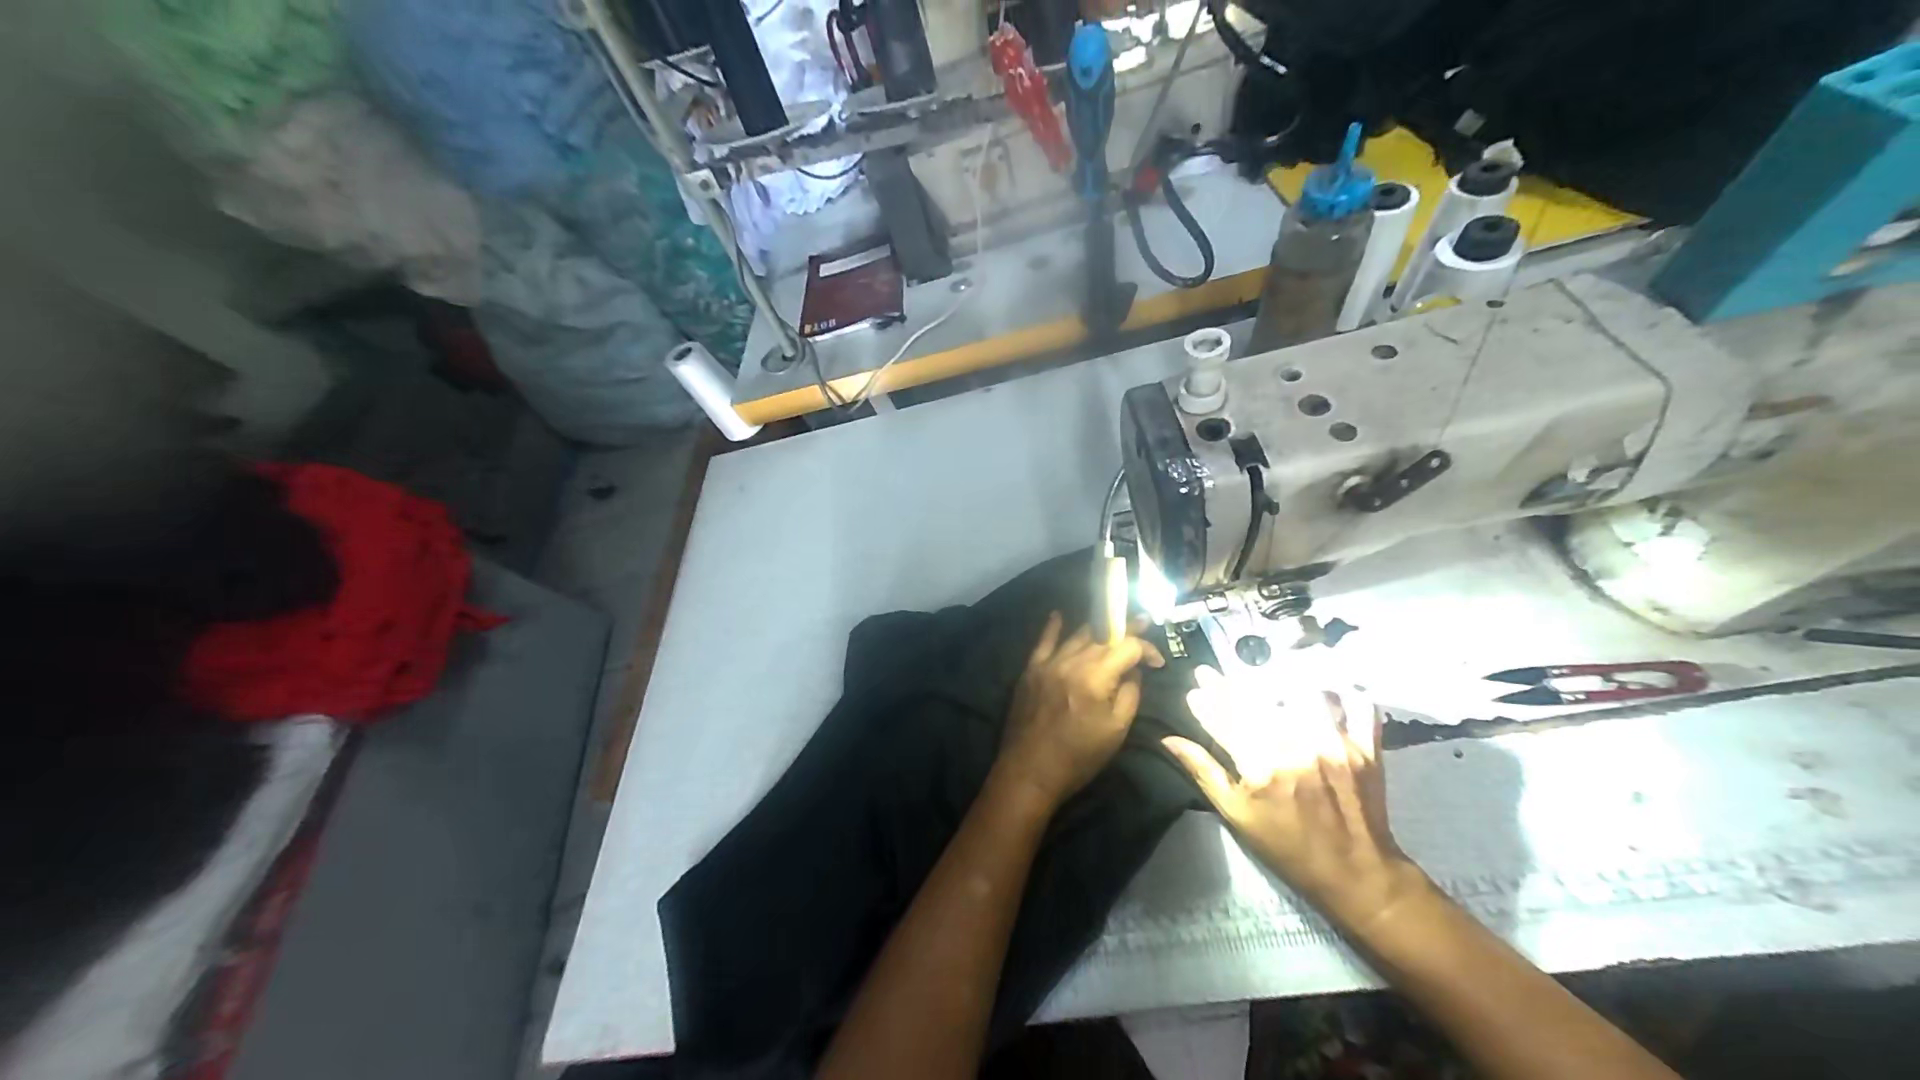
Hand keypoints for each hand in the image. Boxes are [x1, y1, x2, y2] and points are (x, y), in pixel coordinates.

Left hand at [995, 612, 1165, 807]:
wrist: (1029, 772)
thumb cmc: (1079, 757)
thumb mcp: (1116, 730)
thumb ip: (1130, 694)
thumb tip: (1134, 670)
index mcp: (1096, 676)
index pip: (1128, 646)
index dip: (1147, 648)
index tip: (1158, 662)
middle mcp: (1071, 662)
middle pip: (1103, 635)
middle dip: (1125, 630)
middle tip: (1142, 623)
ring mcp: (1048, 664)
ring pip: (1077, 636)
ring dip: (1097, 630)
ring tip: (1113, 622)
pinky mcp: (1030, 671)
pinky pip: (1043, 643)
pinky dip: (1052, 627)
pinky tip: (1058, 614)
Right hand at [1162, 669, 1427, 930]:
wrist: (1355, 872)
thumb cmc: (1286, 845)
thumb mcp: (1236, 814)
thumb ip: (1204, 772)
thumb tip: (1169, 740)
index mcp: (1261, 768)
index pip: (1224, 719)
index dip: (1206, 700)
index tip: (1195, 686)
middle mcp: (1296, 748)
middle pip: (1257, 699)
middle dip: (1230, 684)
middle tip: (1215, 675)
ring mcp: (1333, 744)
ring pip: (1300, 691)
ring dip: (1278, 681)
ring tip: (1264, 680)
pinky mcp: (1364, 746)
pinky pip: (1355, 704)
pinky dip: (1339, 692)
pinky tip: (1321, 689)